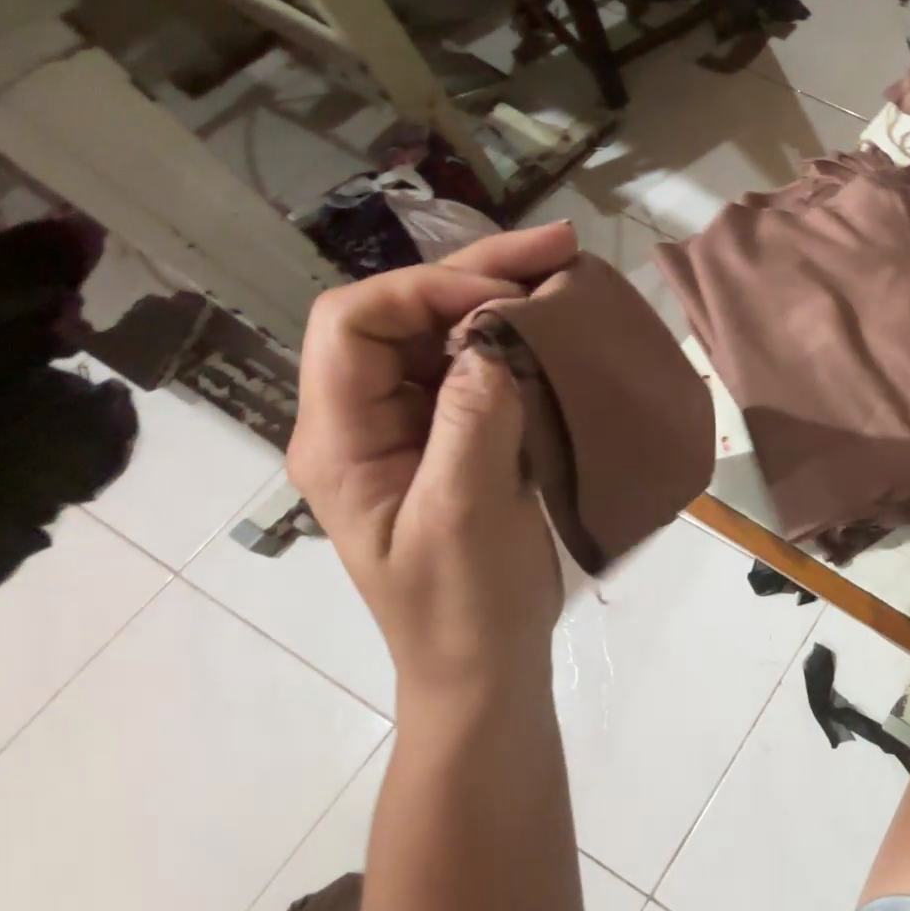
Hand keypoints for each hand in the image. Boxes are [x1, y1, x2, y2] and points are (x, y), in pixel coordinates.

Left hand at [287, 223, 577, 695]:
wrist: (485, 663)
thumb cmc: (461, 605)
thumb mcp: (462, 517)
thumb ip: (472, 423)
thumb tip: (495, 337)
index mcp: (341, 437)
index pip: (356, 326)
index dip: (427, 293)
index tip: (510, 297)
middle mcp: (369, 418)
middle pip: (404, 317)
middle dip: (477, 275)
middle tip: (560, 247)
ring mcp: (417, 427)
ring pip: (447, 336)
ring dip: (504, 299)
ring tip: (568, 273)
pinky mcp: (462, 439)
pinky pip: (483, 372)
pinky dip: (522, 342)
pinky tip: (561, 328)